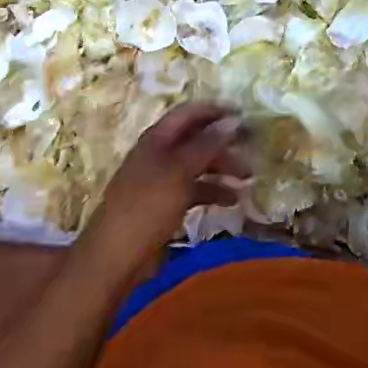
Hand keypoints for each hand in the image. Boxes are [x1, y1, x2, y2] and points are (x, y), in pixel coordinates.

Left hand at [81, 102, 245, 269]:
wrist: (115, 256)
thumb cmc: (148, 205)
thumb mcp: (180, 171)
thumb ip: (207, 144)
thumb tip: (233, 120)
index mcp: (158, 138)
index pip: (190, 112)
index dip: (216, 111)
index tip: (244, 116)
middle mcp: (159, 153)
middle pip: (196, 138)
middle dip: (224, 143)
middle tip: (252, 149)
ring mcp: (161, 179)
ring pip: (197, 164)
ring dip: (222, 168)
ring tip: (249, 178)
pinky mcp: (164, 204)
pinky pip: (193, 189)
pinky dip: (212, 191)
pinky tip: (231, 201)